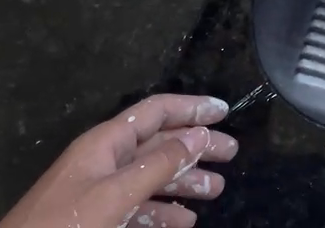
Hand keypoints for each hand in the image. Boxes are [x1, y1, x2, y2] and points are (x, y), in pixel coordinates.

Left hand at [0, 94, 236, 227]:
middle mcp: (104, 161)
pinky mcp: (93, 222)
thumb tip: (200, 135)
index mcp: (106, 143)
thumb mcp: (114, 197)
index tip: (225, 112)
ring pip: (150, 177)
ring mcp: (97, 193)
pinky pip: (136, 208)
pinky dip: (162, 213)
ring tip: (216, 191)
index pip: (157, 111)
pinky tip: (184, 223)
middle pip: (158, 143)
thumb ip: (159, 165)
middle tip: (231, 155)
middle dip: (195, 147)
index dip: (191, 108)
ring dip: (184, 183)